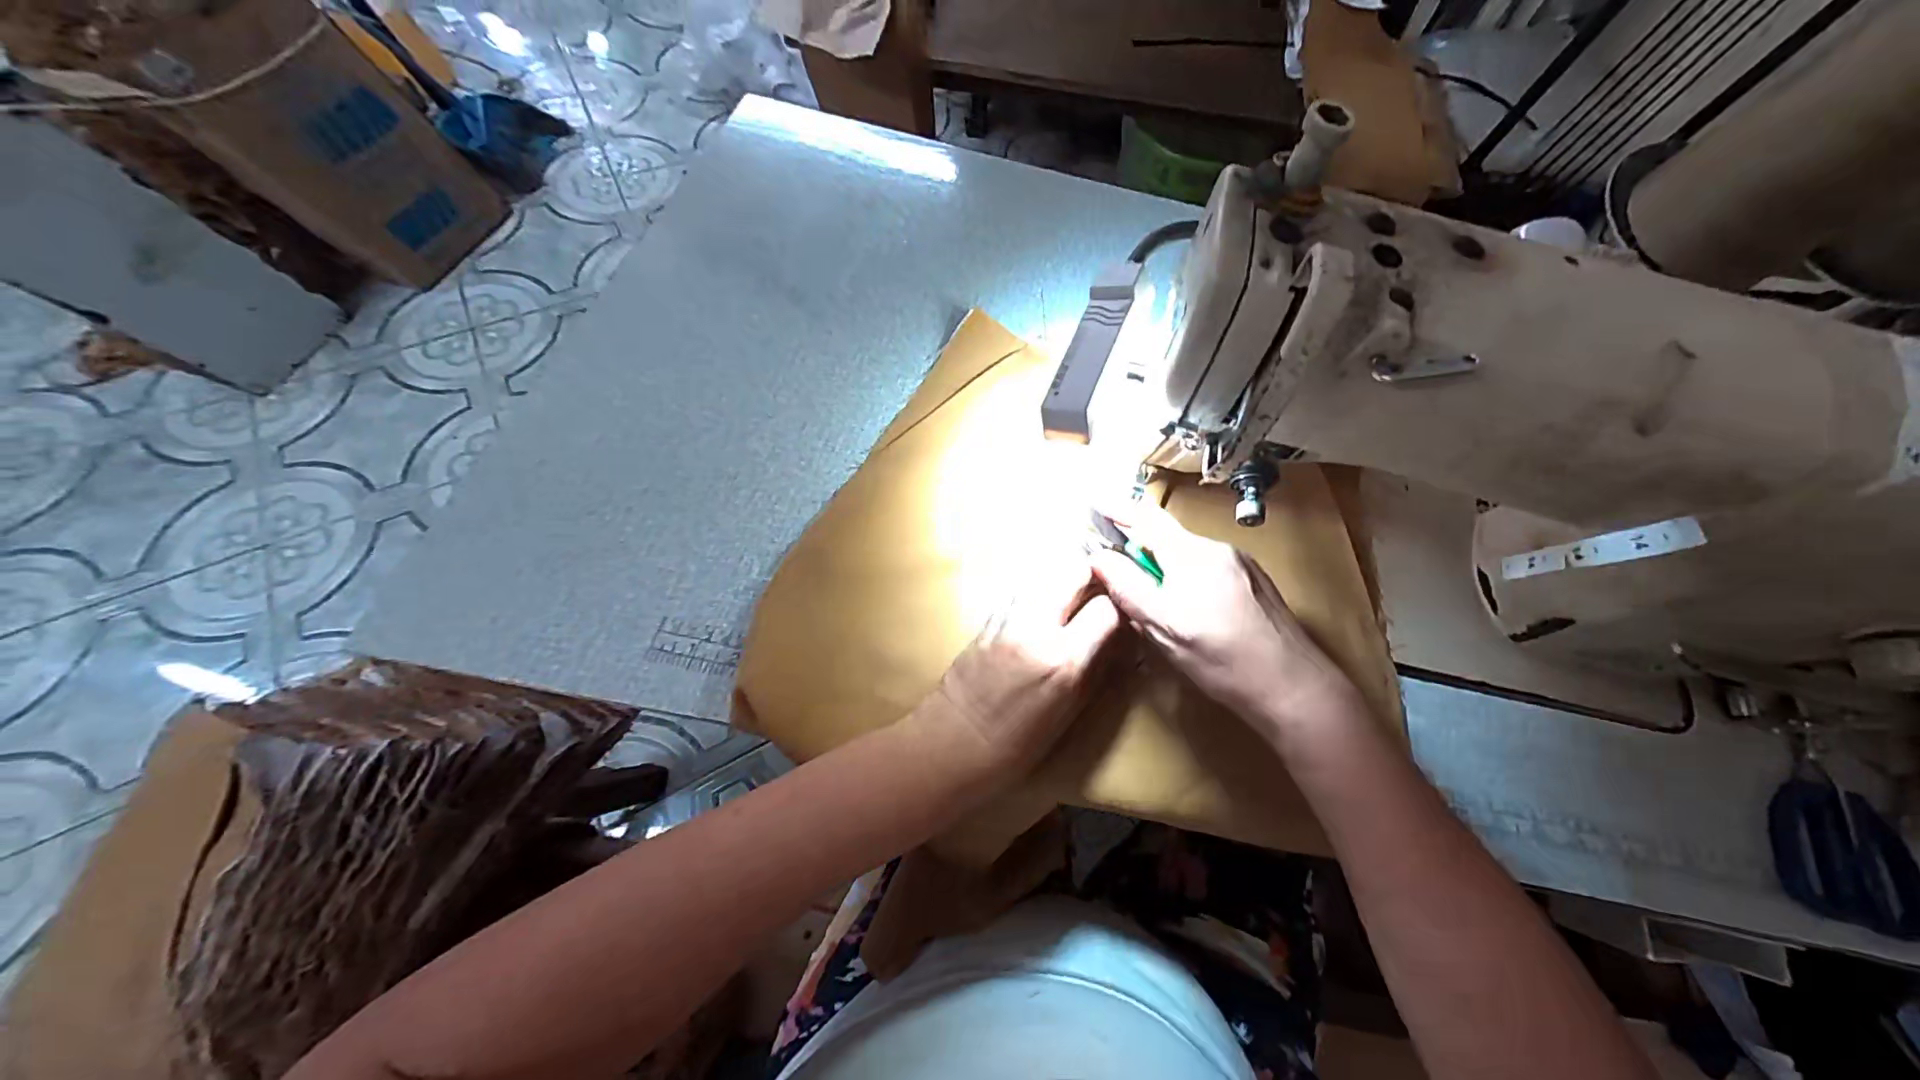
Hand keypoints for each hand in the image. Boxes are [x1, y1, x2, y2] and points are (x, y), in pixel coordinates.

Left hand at [914, 558, 1121, 779]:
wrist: (956, 740)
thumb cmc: (1020, 741)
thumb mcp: (1071, 708)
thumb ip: (1097, 665)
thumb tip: (1120, 636)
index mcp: (1061, 658)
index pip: (1106, 607)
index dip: (1120, 609)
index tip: (1122, 615)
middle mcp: (1034, 627)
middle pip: (1074, 570)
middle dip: (1093, 576)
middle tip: (1101, 593)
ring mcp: (1007, 617)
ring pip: (1046, 572)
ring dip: (1065, 580)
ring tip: (1074, 600)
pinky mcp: (988, 616)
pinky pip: (1023, 589)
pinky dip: (1040, 592)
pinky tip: (1044, 612)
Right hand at [1090, 497, 1361, 734]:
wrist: (1294, 687)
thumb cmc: (1222, 660)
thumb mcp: (1162, 626)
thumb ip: (1127, 587)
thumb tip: (1098, 557)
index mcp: (1194, 554)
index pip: (1146, 520)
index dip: (1117, 511)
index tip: (1095, 503)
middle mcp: (1219, 549)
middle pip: (1167, 538)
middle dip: (1138, 550)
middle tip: (1117, 573)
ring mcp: (1241, 565)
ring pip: (1186, 557)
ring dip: (1162, 570)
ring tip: (1153, 604)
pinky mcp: (1253, 583)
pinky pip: (1207, 570)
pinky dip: (1186, 581)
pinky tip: (1187, 614)